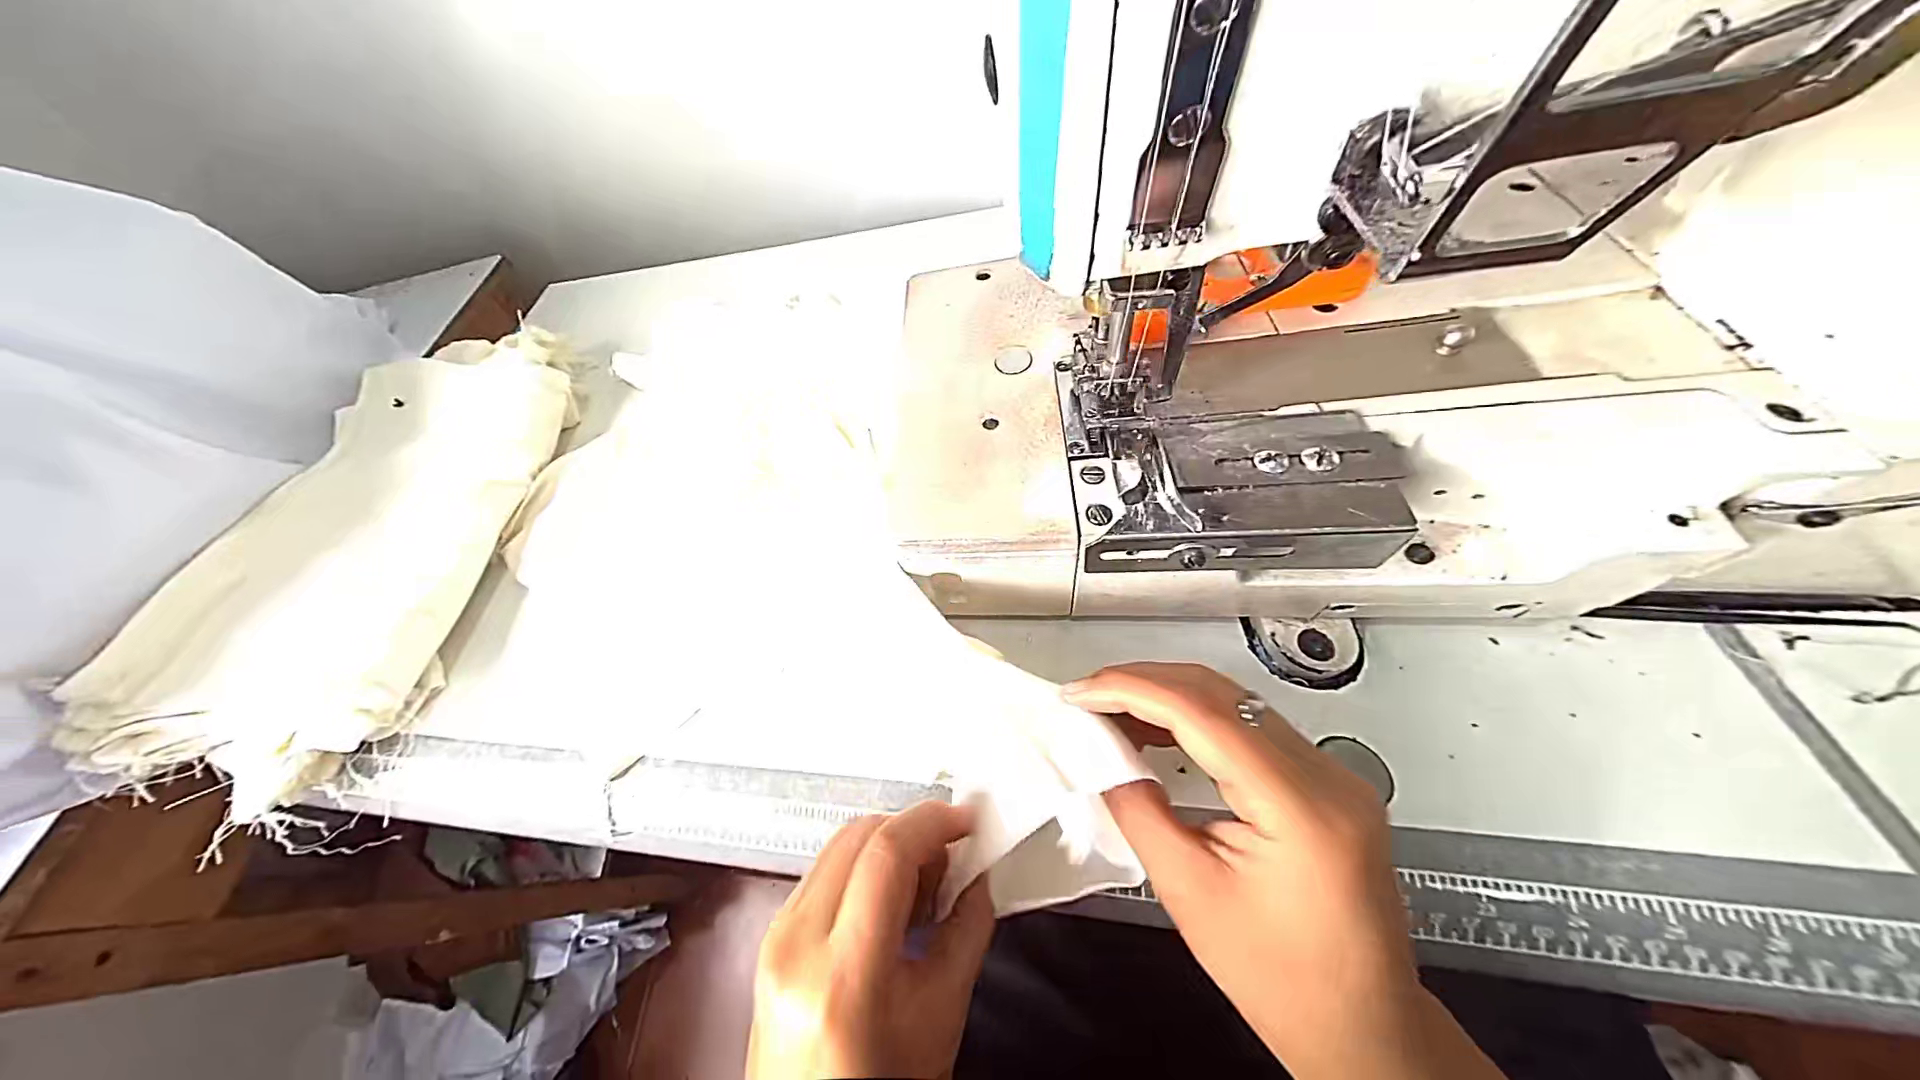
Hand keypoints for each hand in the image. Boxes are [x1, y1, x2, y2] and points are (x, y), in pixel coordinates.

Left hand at [748, 802, 995, 1079]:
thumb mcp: (941, 1014)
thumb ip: (967, 930)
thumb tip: (976, 875)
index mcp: (843, 974)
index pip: (886, 854)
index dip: (933, 822)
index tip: (964, 820)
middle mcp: (796, 945)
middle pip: (860, 836)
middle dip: (914, 831)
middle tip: (950, 856)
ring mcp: (777, 938)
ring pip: (840, 845)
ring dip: (889, 847)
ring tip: (921, 888)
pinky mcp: (773, 935)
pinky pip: (825, 870)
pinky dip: (865, 867)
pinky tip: (890, 901)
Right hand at [1064, 663, 1502, 1079]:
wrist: (1362, 1029)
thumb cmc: (1279, 979)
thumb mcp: (1188, 891)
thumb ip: (1138, 808)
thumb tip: (1100, 754)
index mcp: (1300, 806)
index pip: (1203, 713)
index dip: (1132, 689)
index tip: (1080, 692)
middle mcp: (1327, 775)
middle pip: (1221, 693)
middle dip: (1145, 682)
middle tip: (1088, 696)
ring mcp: (1332, 774)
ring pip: (1235, 701)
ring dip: (1168, 696)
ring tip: (1111, 710)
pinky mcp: (1324, 781)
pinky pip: (1249, 727)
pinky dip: (1195, 719)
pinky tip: (1157, 731)